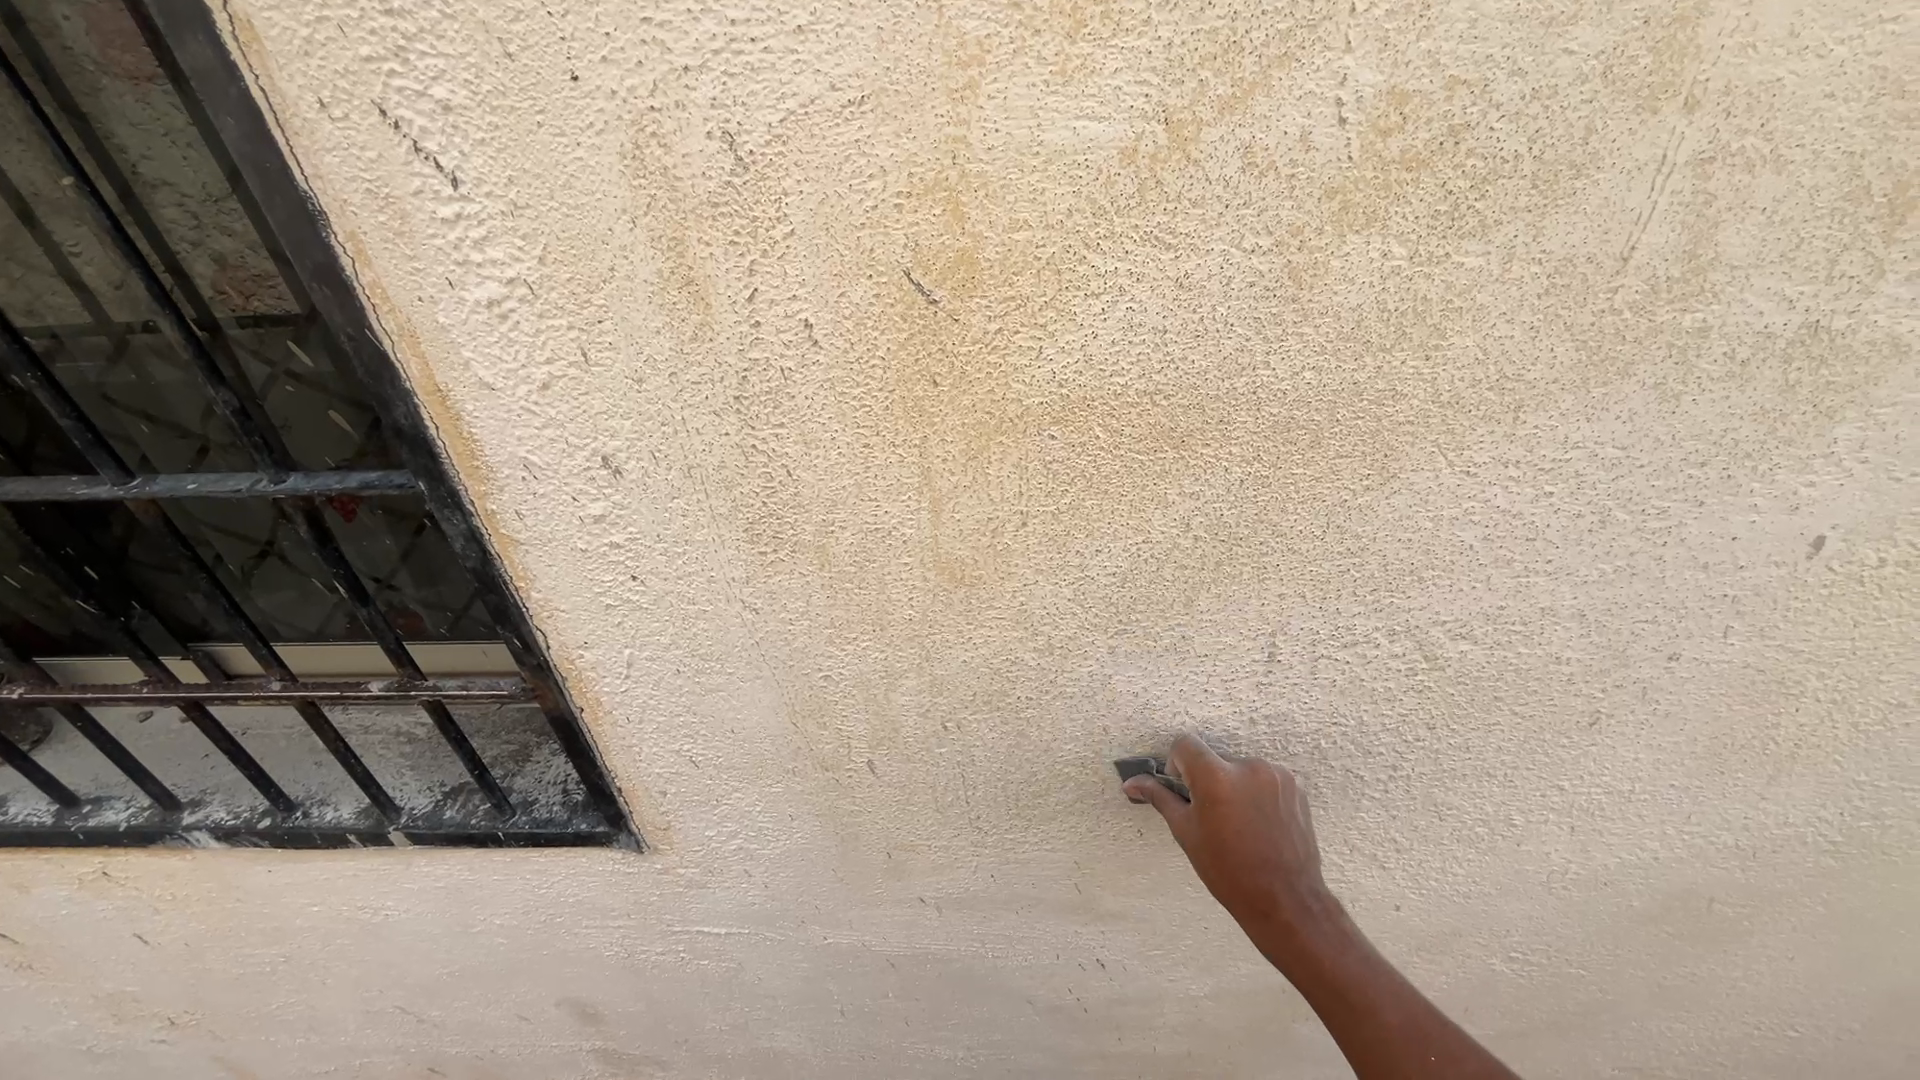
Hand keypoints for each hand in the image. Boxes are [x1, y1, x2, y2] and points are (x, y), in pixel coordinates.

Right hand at [1123, 733, 1340, 947]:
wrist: (1285, 900)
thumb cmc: (1229, 871)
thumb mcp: (1186, 832)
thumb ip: (1160, 798)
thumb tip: (1132, 784)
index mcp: (1216, 777)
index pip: (1185, 744)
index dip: (1177, 763)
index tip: (1183, 788)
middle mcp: (1248, 767)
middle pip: (1214, 758)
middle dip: (1207, 779)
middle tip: (1211, 814)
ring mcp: (1275, 775)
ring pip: (1239, 768)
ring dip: (1233, 785)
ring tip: (1238, 822)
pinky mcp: (1294, 786)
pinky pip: (1264, 778)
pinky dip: (1256, 792)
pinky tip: (1258, 823)